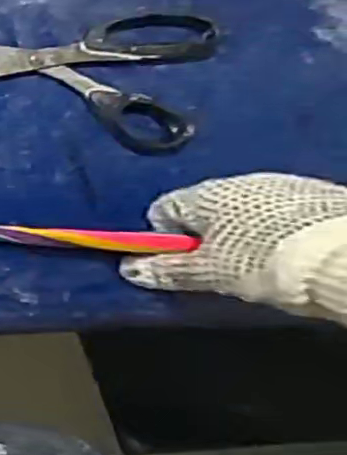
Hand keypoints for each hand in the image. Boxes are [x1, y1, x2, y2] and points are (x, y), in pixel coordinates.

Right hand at [121, 173, 346, 321]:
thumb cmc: (266, 262)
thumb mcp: (210, 274)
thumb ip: (166, 270)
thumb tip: (129, 269)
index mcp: (202, 194)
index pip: (163, 212)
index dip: (169, 239)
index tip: (186, 262)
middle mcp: (240, 180)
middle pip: (211, 209)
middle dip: (214, 234)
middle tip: (230, 265)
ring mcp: (292, 185)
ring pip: (254, 209)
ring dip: (255, 230)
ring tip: (275, 259)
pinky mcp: (334, 195)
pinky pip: (295, 212)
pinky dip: (292, 229)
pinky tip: (308, 250)